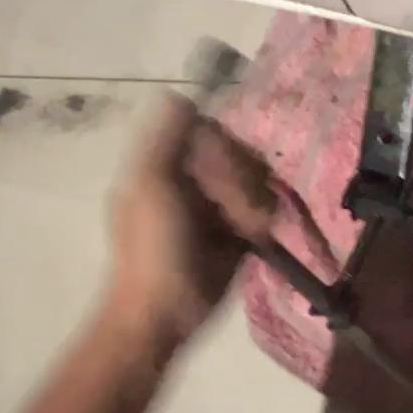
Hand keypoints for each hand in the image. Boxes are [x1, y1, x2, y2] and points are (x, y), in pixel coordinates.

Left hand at [106, 94, 276, 345]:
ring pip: (254, 179)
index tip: (219, 169)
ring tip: (245, 227)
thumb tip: (181, 95)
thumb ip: (165, 138)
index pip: (209, 130)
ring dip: (252, 200)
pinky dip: (262, 217)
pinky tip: (255, 234)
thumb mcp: (149, 185)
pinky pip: (263, 207)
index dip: (221, 145)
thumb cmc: (150, 249)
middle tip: (229, 208)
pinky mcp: (238, 232)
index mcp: (166, 164)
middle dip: (239, 179)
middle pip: (237, 153)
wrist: (162, 317)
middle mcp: (193, 179)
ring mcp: (216, 207)